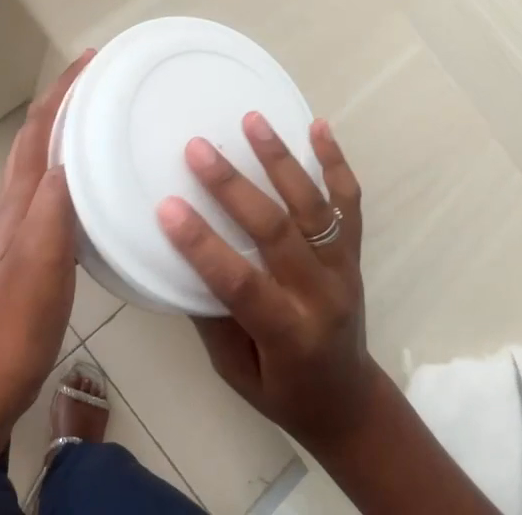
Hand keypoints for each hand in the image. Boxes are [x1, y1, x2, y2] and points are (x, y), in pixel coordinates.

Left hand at [0, 51, 92, 431]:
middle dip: (65, 103)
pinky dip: (76, 176)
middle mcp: (15, 208)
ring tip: (108, 126)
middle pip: (36, 141)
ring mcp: (20, 234)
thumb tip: (72, 148)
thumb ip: (53, 202)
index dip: (62, 89)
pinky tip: (100, 195)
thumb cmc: (13, 323)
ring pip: (44, 168)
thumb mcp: (41, 258)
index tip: (93, 58)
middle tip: (106, 83)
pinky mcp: (31, 258)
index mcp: (18, 200)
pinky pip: (55, 198)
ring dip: (69, 136)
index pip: (38, 128)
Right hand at [156, 113, 388, 453]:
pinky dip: (335, 162)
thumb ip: (214, 317)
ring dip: (281, 160)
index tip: (166, 207)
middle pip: (277, 231)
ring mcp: (343, 267)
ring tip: (252, 120)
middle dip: (233, 187)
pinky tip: (319, 126)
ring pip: (313, 206)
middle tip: (198, 149)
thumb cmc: (282, 392)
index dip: (203, 245)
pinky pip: (349, 201)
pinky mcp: (355, 250)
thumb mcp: (237, 371)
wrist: (349, 400)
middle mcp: (321, 295)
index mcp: (288, 334)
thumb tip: (180, 258)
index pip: (241, 283)